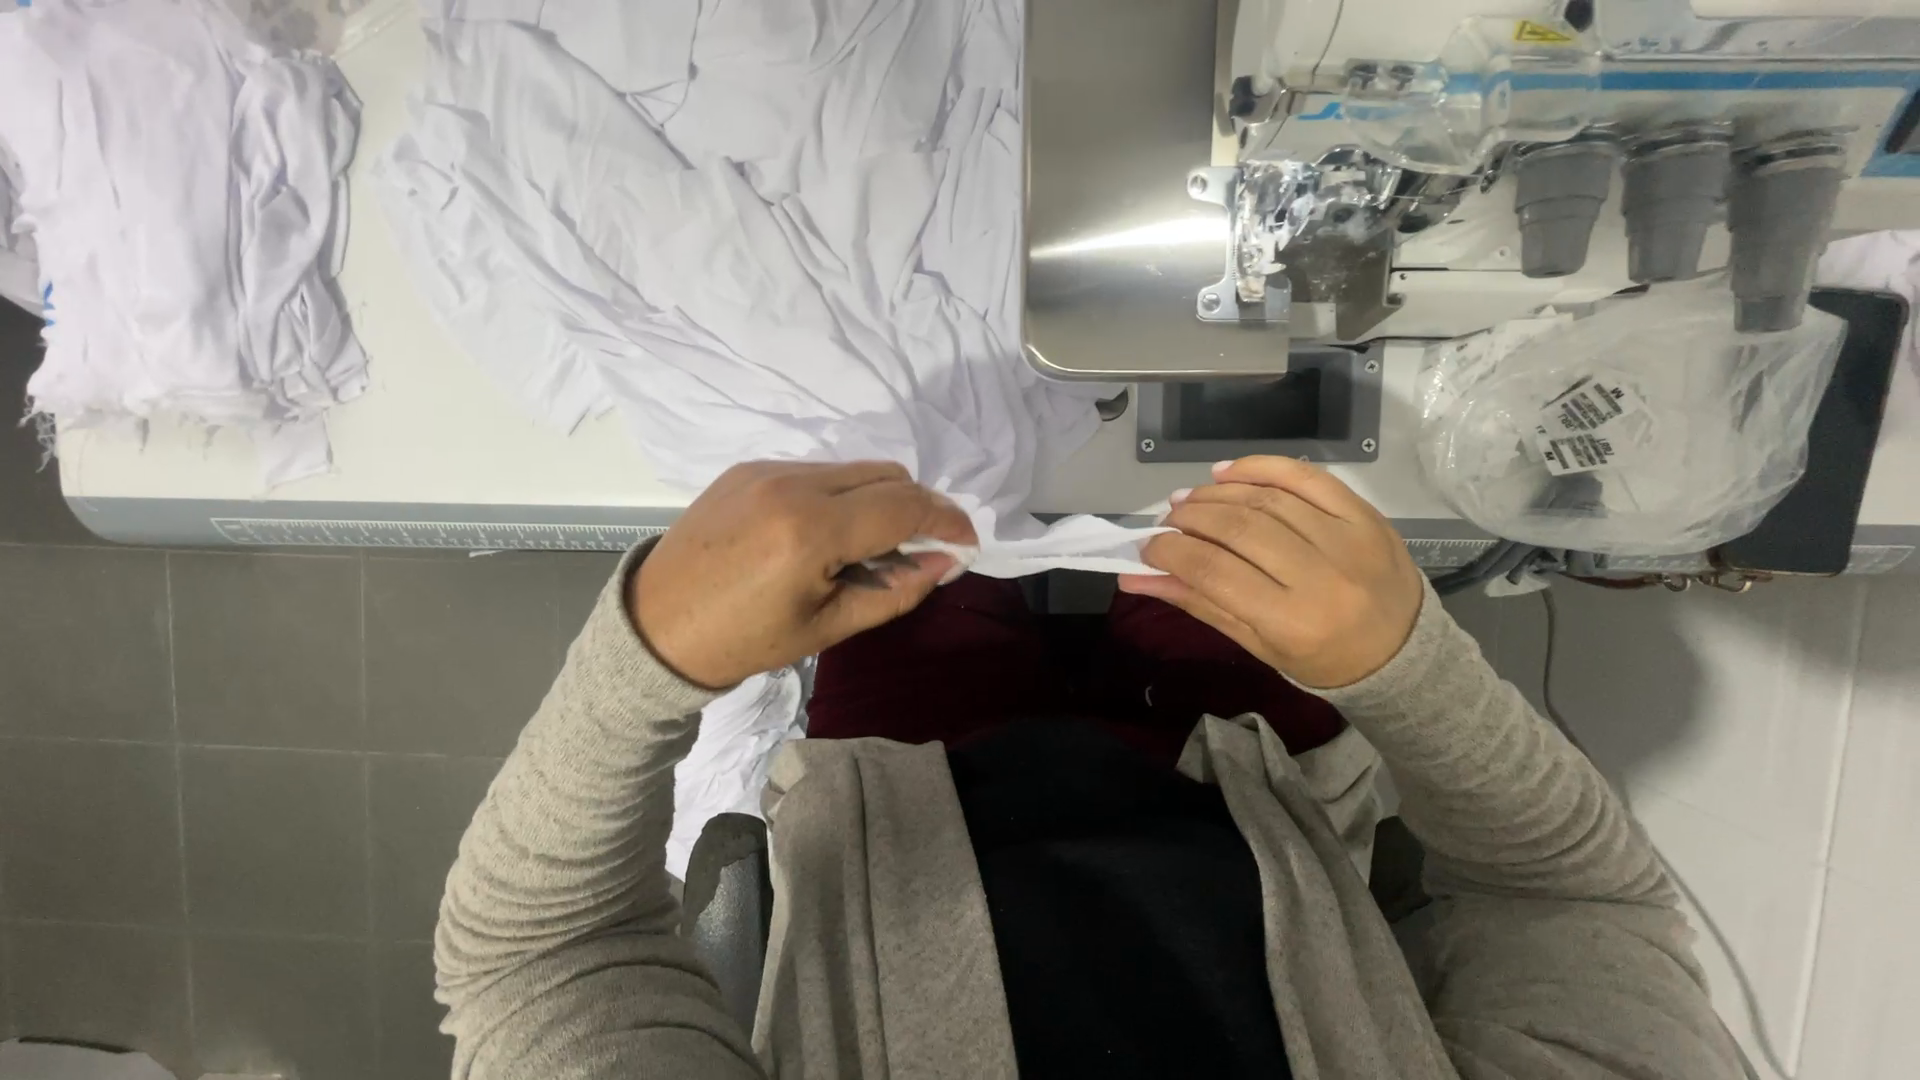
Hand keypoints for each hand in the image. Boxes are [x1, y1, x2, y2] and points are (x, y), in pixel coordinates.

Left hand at [631, 461, 976, 689]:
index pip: (904, 505)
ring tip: (872, 546)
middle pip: (886, 474)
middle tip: (922, 549)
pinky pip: (818, 471)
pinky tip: (828, 534)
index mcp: (810, 530)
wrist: (654, 629)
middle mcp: (791, 483)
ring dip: (880, 499)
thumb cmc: (743, 641)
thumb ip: (896, 590)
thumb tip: (945, 561)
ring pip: (854, 469)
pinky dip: (842, 495)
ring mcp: (766, 469)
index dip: (948, 520)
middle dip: (918, 507)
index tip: (967, 541)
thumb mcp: (828, 627)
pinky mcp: (748, 468)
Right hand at [1117, 457, 1424, 688]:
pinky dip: (1261, 468)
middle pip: (1238, 529)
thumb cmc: (1321, 659)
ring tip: (1189, 499)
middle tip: (1167, 520)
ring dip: (1216, 493)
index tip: (1146, 546)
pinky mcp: (1364, 515)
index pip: (1215, 571)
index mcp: (1292, 621)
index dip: (1171, 551)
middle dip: (1190, 518)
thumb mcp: (1255, 643)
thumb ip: (1197, 602)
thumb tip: (1135, 577)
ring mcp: (1347, 539)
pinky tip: (1227, 472)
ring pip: (1266, 499)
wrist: (1403, 653)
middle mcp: (1322, 575)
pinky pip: (1306, 477)